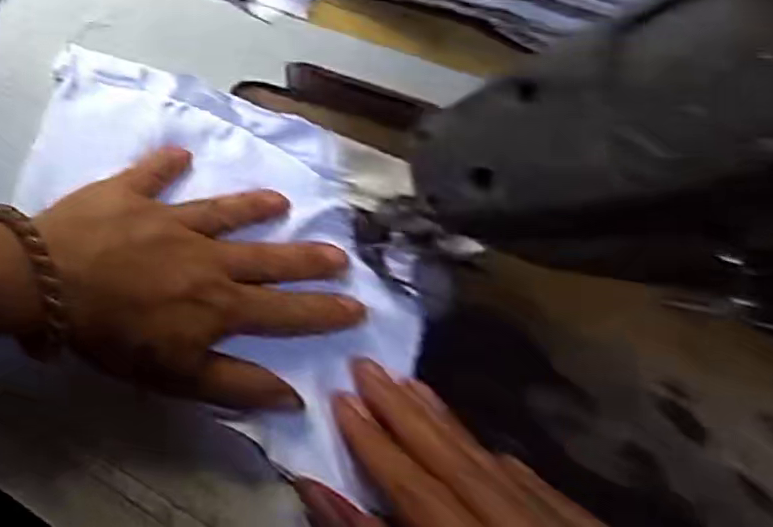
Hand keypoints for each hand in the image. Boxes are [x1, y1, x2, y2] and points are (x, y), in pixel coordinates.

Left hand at [33, 147, 365, 409]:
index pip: (282, 310)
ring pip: (218, 211)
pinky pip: (150, 172)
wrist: (50, 280)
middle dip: (302, 257)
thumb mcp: (174, 375)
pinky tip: (180, 151)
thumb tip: (293, 395)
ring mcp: (164, 217)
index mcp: (216, 303)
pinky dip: (165, 162)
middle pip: (262, 257)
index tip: (356, 303)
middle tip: (337, 251)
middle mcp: (201, 255)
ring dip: (250, 206)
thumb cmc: (108, 333)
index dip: (320, 309)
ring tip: (279, 199)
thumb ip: (235, 384)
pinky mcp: (125, 192)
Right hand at [296, 360, 605, 525]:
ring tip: (412, 384)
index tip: (339, 394)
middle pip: (458, 467)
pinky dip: (515, 472)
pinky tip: (495, 451)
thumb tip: (311, 484)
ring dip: (451, 427)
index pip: (415, 487)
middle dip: (406, 415)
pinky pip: (556, 503)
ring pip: (504, 473)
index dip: (373, 441)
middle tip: (365, 364)